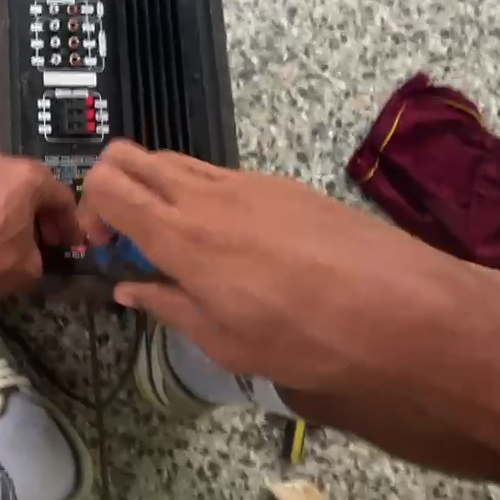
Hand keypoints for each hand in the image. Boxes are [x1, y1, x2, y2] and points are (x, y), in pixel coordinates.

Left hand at [0, 154, 80, 307]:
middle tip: (48, 239)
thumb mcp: (31, 266)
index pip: (61, 197)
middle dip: (43, 212)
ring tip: (17, 237)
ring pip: (4, 187)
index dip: (71, 224)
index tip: (72, 244)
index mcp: (26, 176)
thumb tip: (35, 252)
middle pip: (32, 185)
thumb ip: (42, 253)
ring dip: (15, 208)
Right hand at [78, 141, 496, 394]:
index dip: (87, 210)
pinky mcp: (277, 182)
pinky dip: (196, 194)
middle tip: (126, 235)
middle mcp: (203, 195)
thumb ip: (166, 306)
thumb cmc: (310, 340)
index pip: (103, 184)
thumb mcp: (226, 344)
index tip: (103, 247)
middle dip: (108, 187)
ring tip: (175, 240)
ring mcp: (242, 182)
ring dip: (152, 188)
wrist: (413, 313)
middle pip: (126, 155)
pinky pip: (214, 173)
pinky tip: (229, 241)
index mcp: (180, 235)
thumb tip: (129, 287)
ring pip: (169, 159)